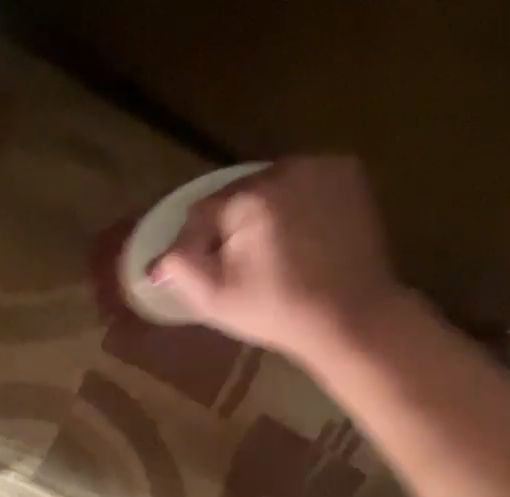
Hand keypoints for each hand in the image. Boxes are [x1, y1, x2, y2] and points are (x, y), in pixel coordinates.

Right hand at [150, 156, 409, 355]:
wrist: (352, 316)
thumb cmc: (278, 311)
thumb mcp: (216, 298)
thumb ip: (180, 268)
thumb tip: (156, 260)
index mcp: (250, 196)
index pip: (203, 211)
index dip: (198, 243)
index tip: (204, 272)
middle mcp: (286, 168)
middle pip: (237, 195)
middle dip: (231, 225)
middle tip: (237, 264)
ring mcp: (322, 167)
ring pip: (270, 186)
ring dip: (262, 211)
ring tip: (268, 250)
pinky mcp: (348, 173)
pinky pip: (303, 182)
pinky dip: (294, 201)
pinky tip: (298, 234)